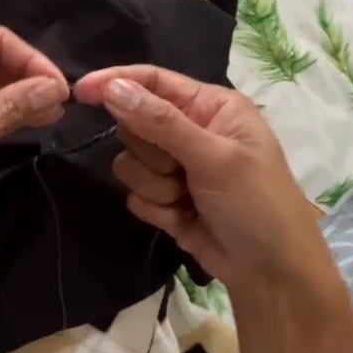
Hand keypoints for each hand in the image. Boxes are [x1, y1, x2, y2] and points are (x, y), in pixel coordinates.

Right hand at [74, 65, 324, 287]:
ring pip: (128, 163)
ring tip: (188, 199)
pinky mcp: (163, 199)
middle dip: (150, 153)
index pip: (153, 82)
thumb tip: (113, 87)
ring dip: (155, 186)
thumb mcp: (213, 157)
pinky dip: (156, 208)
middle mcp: (189, 131)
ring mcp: (175, 167)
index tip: (82, 91)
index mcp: (210, 107)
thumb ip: (160, 121)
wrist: (270, 271)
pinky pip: (133, 194)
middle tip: (181, 169)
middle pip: (132, 126)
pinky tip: (184, 218)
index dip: (116, 82)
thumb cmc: (257, 203)